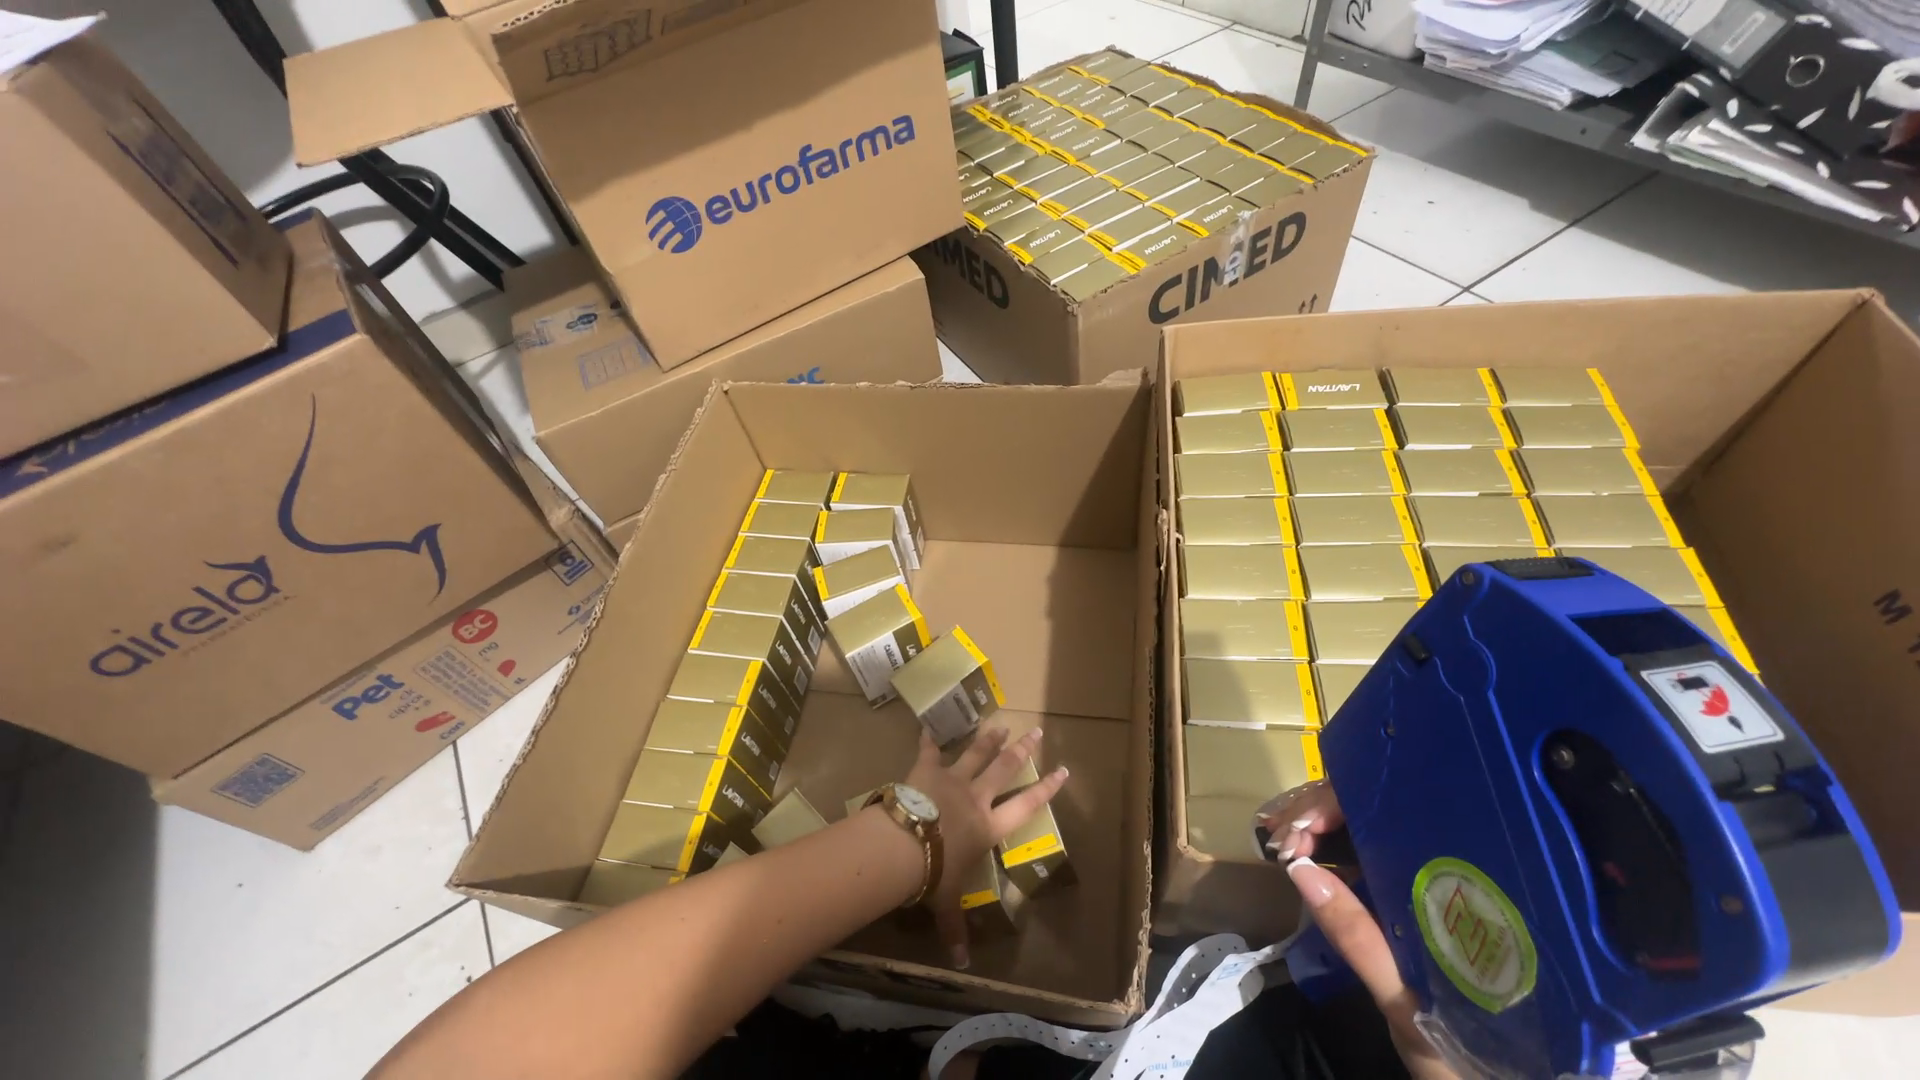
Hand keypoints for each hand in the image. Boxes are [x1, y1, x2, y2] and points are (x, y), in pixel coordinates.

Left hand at [903, 726, 1067, 971]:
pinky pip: (928, 751)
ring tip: (999, 724)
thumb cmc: (934, 874)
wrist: (904, 844)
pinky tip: (927, 725)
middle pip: (1004, 769)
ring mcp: (952, 780)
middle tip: (1035, 731)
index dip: (1046, 788)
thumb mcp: (947, 903)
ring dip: (987, 738)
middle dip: (1021, 750)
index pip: (1026, 806)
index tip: (1062, 770)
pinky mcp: (926, 770)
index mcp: (988, 827)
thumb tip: (962, 964)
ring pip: (975, 754)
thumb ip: (955, 928)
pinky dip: (928, 739)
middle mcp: (976, 798)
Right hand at [1259, 783, 1458, 1079]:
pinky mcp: (1406, 897)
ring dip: (1316, 825)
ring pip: (1363, 828)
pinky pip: (1361, 853)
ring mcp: (1420, 879)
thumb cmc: (1465, 1045)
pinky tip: (1299, 850)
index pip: (1383, 811)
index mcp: (1446, 881)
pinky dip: (1324, 846)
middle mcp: (1437, 868)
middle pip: (1368, 811)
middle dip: (1316, 813)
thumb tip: (1299, 870)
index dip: (1334, 807)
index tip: (1297, 831)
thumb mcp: (1405, 997)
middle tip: (1277, 836)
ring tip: (1281, 838)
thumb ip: (1356, 935)